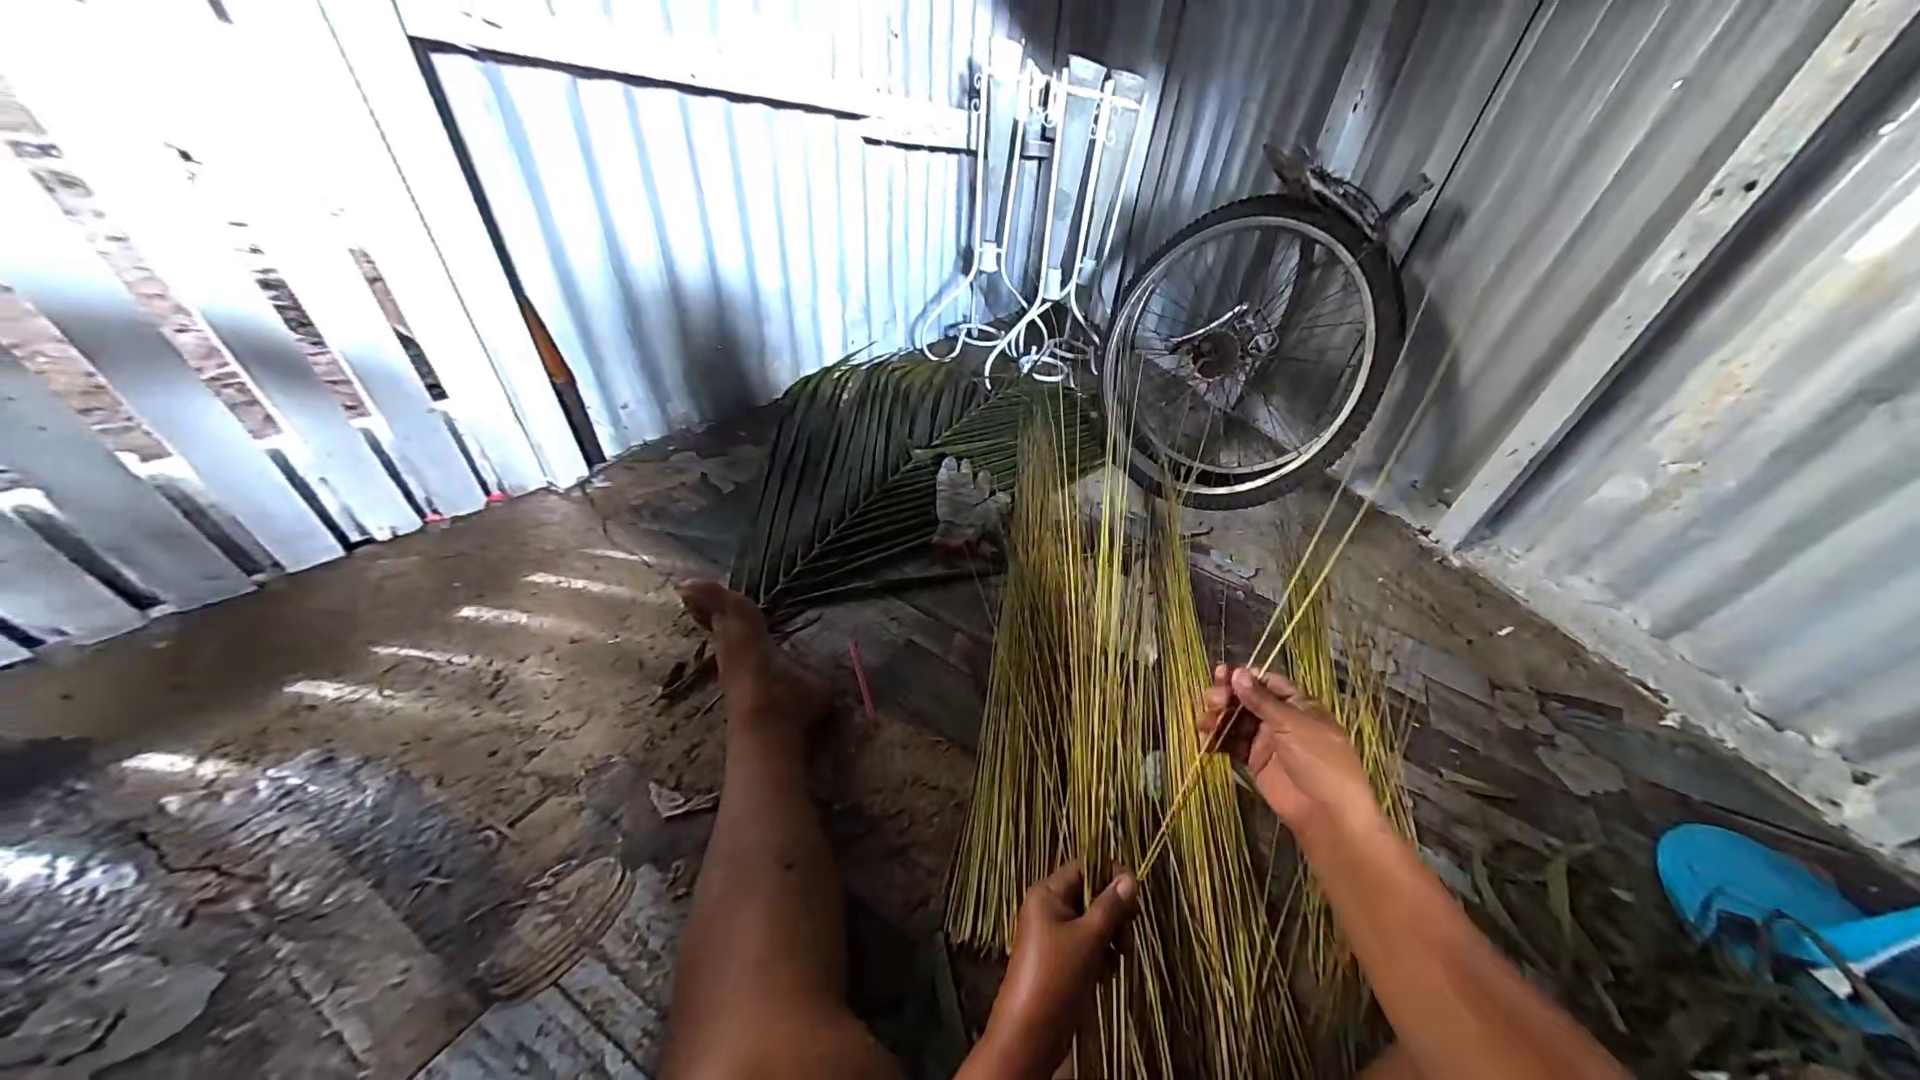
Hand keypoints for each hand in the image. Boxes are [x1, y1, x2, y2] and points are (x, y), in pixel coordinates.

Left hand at [977, 861, 1137, 1076]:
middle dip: (1113, 913)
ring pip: (1091, 922)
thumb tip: (1130, 878)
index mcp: (1047, 893)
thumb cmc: (1057, 976)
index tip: (1135, 896)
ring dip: (1110, 937)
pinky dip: (1100, 955)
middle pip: (1089, 895)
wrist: (1030, 1032)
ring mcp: (1052, 934)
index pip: (1083, 868)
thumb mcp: (1089, 938)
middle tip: (1127, 936)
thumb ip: (1110, 906)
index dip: (1110, 876)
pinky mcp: (1059, 958)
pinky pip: (1085, 944)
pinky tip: (1105, 974)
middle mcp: (1047, 908)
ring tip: (1117, 960)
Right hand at [1200, 664, 1377, 838]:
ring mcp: (1267, 741)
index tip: (1221, 674)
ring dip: (1218, 719)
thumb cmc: (1319, 760)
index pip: (1266, 683)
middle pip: (1247, 700)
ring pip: (1236, 722)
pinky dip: (1217, 742)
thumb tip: (1238, 672)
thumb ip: (1261, 700)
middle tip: (1212, 701)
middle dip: (1226, 697)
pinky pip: (1232, 745)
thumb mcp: (1292, 724)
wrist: (1327, 813)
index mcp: (1297, 705)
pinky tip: (1205, 742)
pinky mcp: (1255, 761)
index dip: (1244, 677)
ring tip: (1204, 724)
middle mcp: (1280, 719)